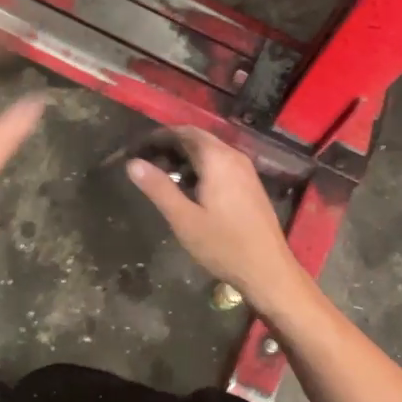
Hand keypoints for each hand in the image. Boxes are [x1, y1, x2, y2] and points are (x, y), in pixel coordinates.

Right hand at [127, 128, 302, 305]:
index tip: (137, 148)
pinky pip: (220, 164)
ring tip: (162, 175)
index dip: (158, 136)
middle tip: (146, 161)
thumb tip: (132, 163)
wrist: (268, 269)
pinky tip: (188, 188)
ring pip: (210, 151)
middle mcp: (234, 156)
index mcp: (217, 159)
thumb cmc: (224, 245)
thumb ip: (159, 188)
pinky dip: (201, 167)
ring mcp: (245, 169)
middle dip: (171, 145)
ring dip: (185, 157)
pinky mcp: (250, 183)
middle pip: (198, 138)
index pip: (184, 132)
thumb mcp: (184, 219)